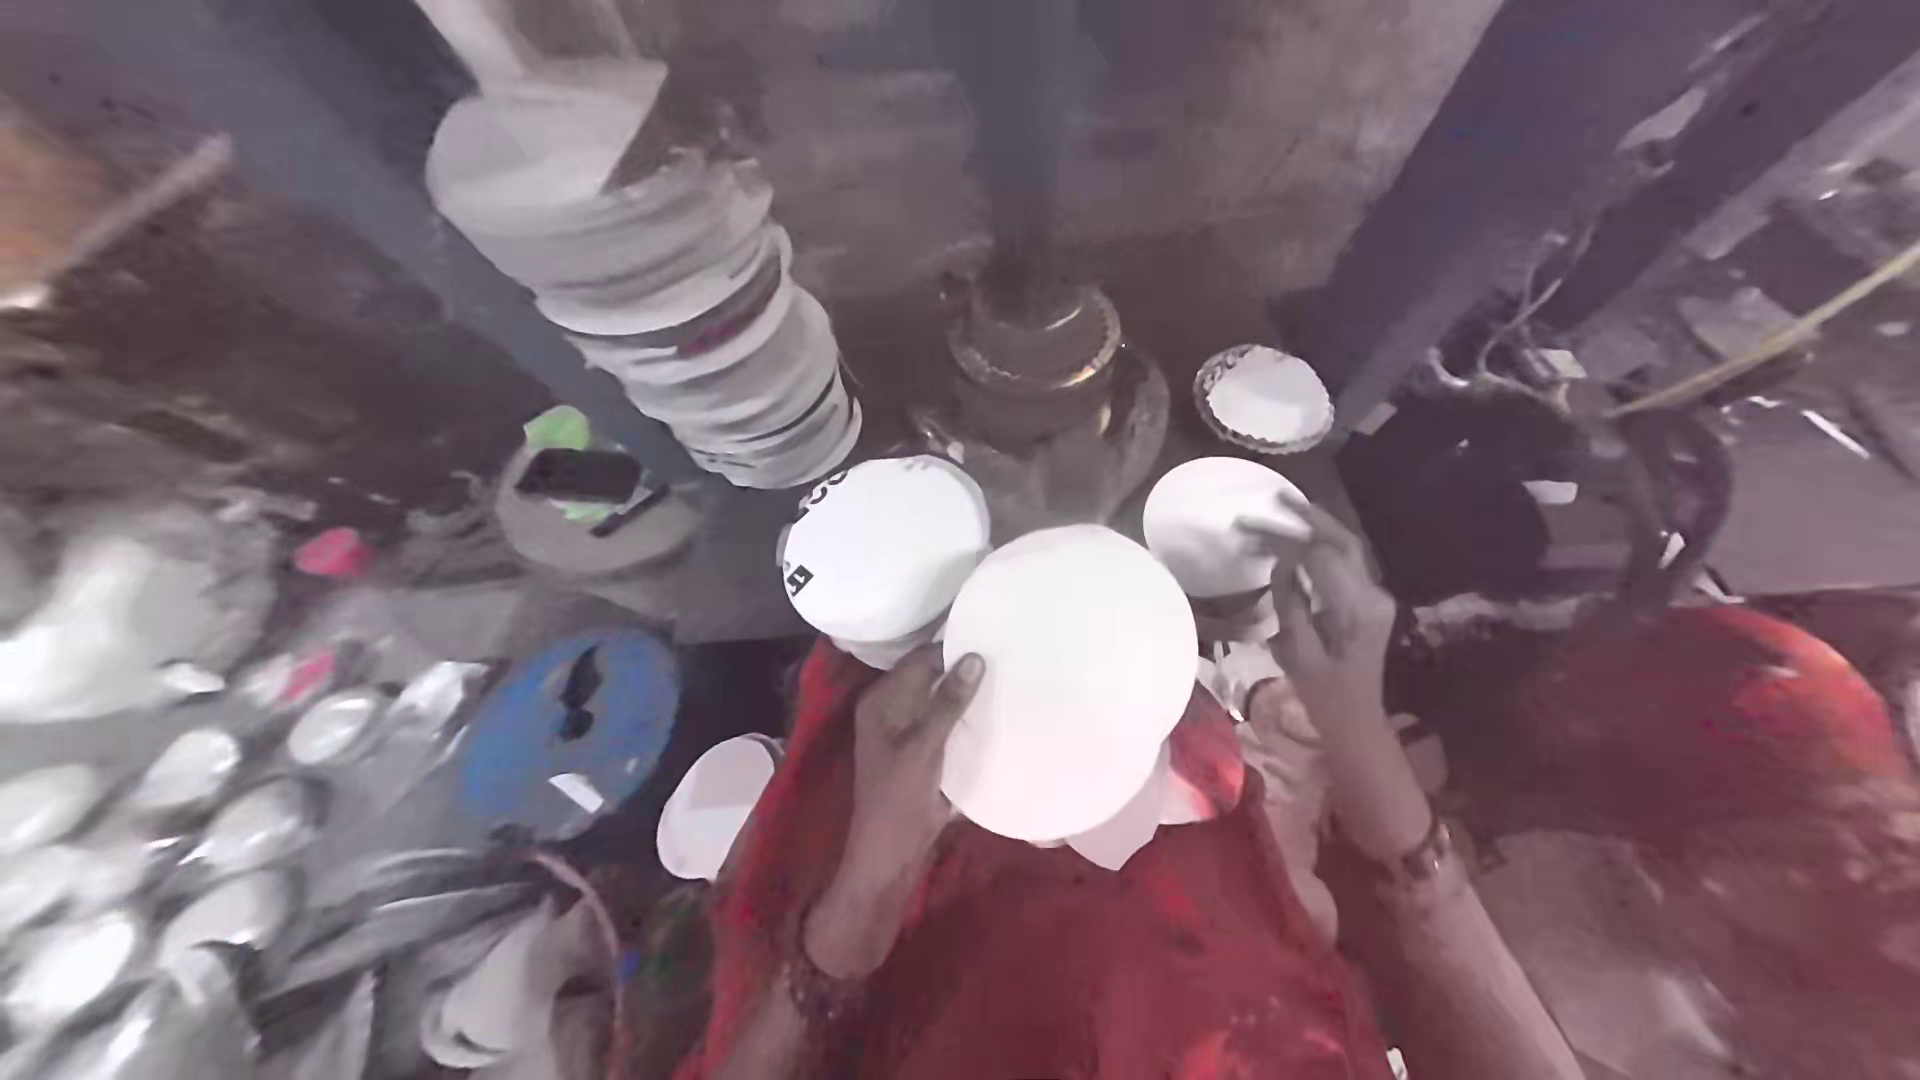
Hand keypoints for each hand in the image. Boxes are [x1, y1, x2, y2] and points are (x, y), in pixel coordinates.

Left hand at [806, 646, 980, 979]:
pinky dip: (966, 711)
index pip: (919, 659)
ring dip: (966, 688)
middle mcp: (892, 708)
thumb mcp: (924, 748)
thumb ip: (948, 703)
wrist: (890, 855)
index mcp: (881, 701)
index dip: (950, 646)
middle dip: (961, 664)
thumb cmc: (898, 799)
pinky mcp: (924, 747)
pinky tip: (995, 706)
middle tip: (1004, 649)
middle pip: (929, 675)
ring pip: (940, 696)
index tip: (989, 632)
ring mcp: (908, 728)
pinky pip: (946, 718)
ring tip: (1007, 671)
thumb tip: (974, 658)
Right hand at [1240, 496, 1395, 715]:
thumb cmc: (1322, 692)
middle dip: (1307, 516)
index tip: (1247, 536)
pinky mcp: (1367, 599)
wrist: (1357, 718)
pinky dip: (1321, 542)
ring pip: (1347, 546)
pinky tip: (1301, 535)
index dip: (1283, 542)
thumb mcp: (1296, 652)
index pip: (1319, 557)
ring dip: (1316, 524)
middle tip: (1275, 498)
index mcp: (1356, 609)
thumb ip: (1290, 603)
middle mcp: (1373, 594)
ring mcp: (1375, 595)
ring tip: (1284, 507)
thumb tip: (1280, 563)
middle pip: (1341, 541)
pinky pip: (1345, 560)